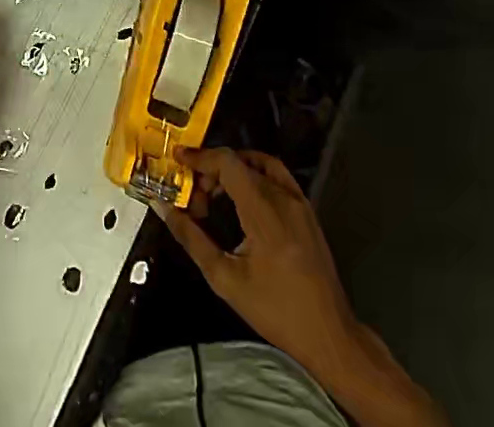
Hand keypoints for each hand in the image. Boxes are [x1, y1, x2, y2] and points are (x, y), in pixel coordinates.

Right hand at [156, 149, 450, 425]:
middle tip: (193, 193)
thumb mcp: (224, 278)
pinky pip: (276, 177)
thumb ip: (190, 237)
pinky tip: (237, 202)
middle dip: (211, 169)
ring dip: (232, 169)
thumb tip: (162, 207)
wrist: (330, 335)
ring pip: (261, 164)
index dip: (200, 157)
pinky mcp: (307, 213)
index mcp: (267, 216)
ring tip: (213, 192)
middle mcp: (287, 202)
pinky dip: (251, 176)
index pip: (229, 164)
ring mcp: (301, 205)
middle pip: (242, 161)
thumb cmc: (275, 310)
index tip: (178, 159)